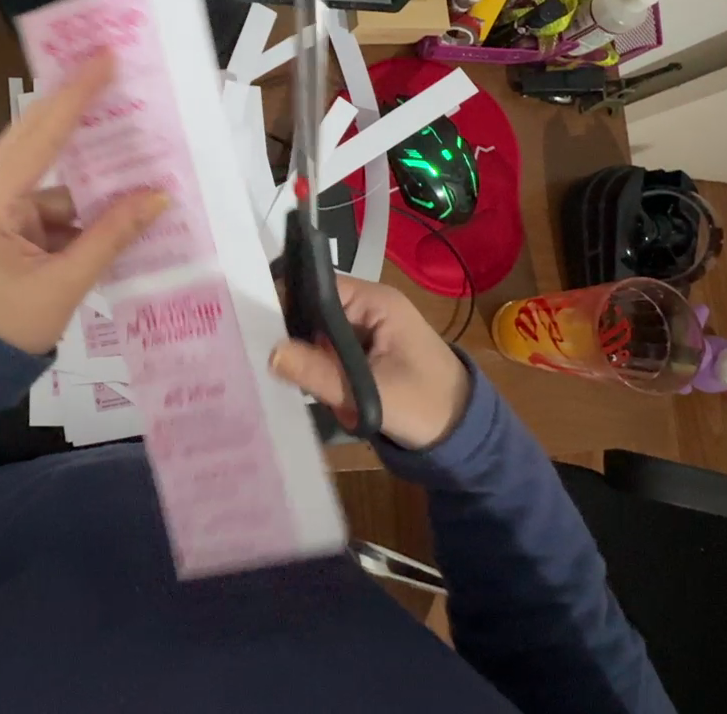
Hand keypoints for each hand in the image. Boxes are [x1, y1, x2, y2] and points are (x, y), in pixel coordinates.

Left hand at [0, 52, 169, 352]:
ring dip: (90, 165)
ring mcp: (4, 213)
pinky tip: (123, 202)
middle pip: (38, 140)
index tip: (102, 60)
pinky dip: (87, 204)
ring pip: (53, 176)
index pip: (38, 138)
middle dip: (75, 109)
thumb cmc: (6, 329)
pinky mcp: (16, 231)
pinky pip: (57, 205)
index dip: (74, 98)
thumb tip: (158, 198)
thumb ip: (110, 238)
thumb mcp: (63, 284)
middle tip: (112, 72)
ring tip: (133, 138)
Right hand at [270, 275, 471, 448]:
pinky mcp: (364, 351)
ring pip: (317, 338)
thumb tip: (270, 351)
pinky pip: (329, 353)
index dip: (286, 307)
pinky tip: (332, 397)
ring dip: (315, 366)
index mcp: (375, 301)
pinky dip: (326, 375)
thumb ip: (320, 372)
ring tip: (326, 396)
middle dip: (301, 346)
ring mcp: (366, 328)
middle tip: (295, 377)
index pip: (316, 288)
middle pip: (312, 312)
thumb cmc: (427, 407)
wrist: (465, 439)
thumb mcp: (371, 393)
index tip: (261, 334)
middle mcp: (368, 306)